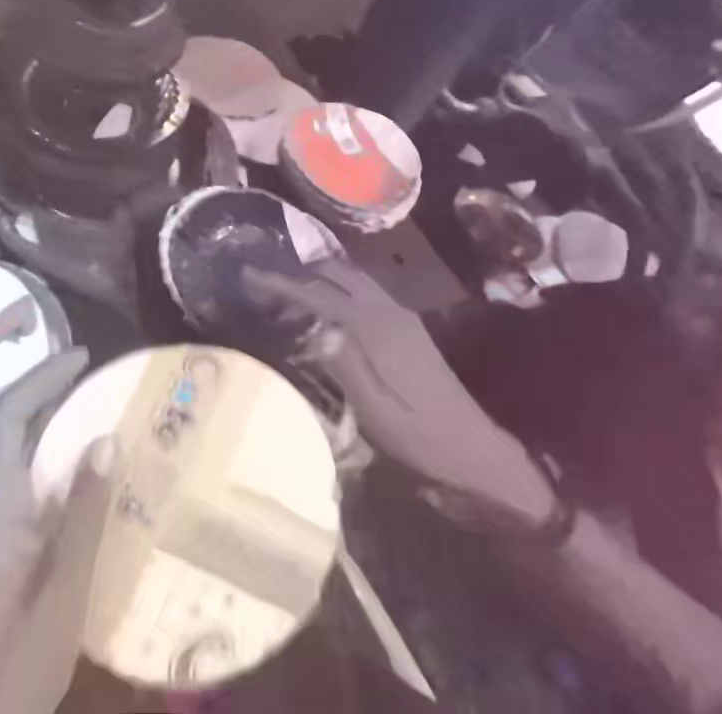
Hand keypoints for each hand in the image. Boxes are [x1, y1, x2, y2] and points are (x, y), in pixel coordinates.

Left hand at [0, 347, 109, 713]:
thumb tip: (105, 438)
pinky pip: (35, 476)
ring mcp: (0, 518)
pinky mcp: (13, 536)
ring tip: (98, 402)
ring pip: (22, 449)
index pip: (7, 417)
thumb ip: (85, 513)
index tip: (79, 357)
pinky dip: (61, 454)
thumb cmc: (29, 650)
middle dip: (47, 390)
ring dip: (54, 419)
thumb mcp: (66, 583)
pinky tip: (94, 463)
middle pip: (11, 425)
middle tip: (94, 374)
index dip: (39, 379)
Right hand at [244, 259, 558, 526]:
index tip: (247, 276)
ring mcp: (400, 316)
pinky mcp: (406, 326)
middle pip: (337, 273)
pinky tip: (321, 305)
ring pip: (352, 278)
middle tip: (262, 280)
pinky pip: (362, 290)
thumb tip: (314, 326)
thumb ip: (343, 365)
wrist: (473, 450)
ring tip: (284, 287)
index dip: (280, 283)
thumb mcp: (374, 410)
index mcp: (376, 329)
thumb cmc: (416, 436)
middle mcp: (388, 311)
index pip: (318, 294)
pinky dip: (335, 287)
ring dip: (317, 276)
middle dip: (298, 271)